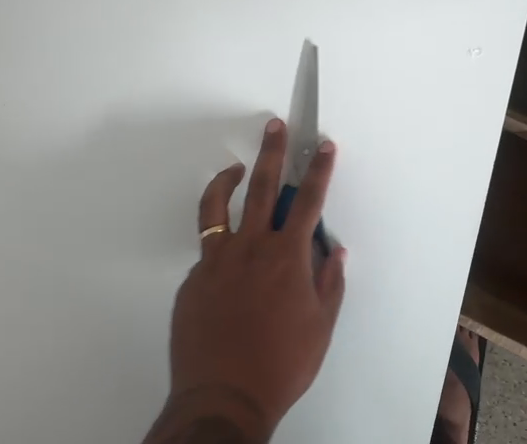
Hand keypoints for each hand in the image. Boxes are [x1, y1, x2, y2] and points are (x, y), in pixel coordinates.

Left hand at [147, 119, 346, 443]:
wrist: (223, 400)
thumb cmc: (281, 365)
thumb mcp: (321, 327)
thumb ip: (329, 283)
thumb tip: (334, 252)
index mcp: (286, 257)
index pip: (308, 201)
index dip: (319, 170)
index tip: (324, 145)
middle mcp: (250, 249)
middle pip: (261, 187)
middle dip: (271, 152)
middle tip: (274, 126)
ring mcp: (216, 262)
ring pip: (217, 207)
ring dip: (227, 180)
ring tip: (234, 168)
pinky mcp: (192, 281)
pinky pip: (207, 253)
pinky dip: (221, 247)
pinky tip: (228, 265)